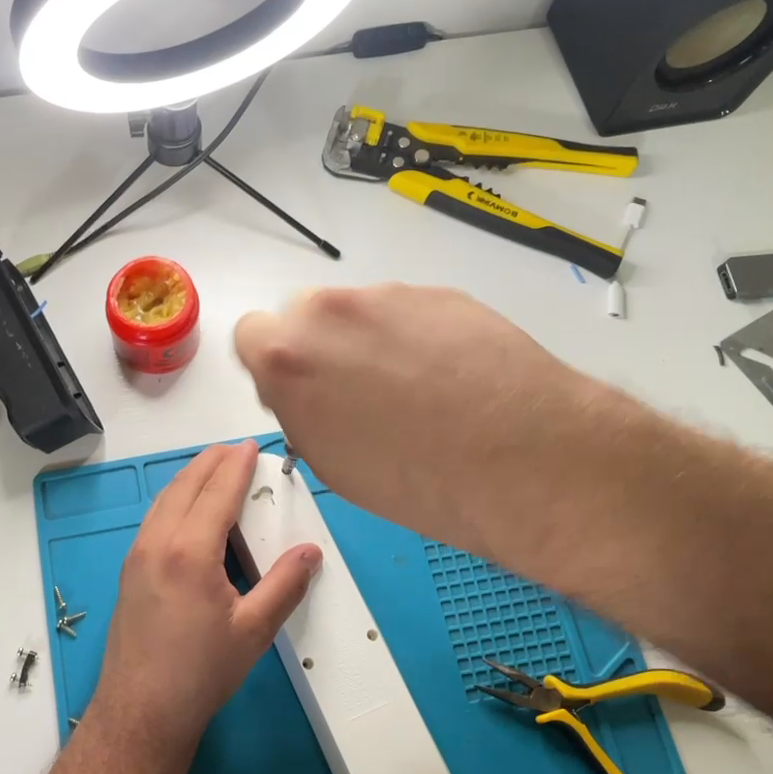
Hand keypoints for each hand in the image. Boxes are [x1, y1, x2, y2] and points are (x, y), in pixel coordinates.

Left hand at [90, 441, 321, 754]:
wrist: (140, 710)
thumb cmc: (201, 672)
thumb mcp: (254, 631)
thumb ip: (284, 585)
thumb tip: (310, 551)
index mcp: (189, 551)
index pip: (217, 492)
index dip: (237, 466)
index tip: (252, 446)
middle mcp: (157, 543)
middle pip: (185, 486)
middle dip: (211, 462)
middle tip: (235, 450)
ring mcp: (137, 556)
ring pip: (164, 500)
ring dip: (190, 478)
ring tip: (214, 470)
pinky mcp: (129, 571)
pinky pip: (154, 519)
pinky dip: (175, 500)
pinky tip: (188, 511)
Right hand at [234, 284, 604, 556]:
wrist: (521, 460)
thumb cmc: (415, 481)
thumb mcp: (329, 462)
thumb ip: (300, 410)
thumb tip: (309, 394)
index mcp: (287, 357)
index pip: (251, 337)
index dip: (274, 365)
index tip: (301, 390)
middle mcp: (329, 313)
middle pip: (305, 316)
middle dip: (323, 347)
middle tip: (361, 392)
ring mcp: (389, 296)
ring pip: (361, 313)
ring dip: (372, 342)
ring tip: (419, 391)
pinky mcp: (440, 293)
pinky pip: (410, 312)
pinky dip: (420, 337)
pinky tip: (453, 379)